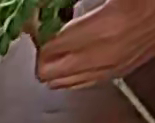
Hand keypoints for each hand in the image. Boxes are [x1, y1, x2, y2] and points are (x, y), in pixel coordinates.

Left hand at [33, 0, 154, 88]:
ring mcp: (114, 67)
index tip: (34, 12)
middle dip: (39, 45)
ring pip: (59, 81)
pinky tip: (77, 39)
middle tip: (46, 19)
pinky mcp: (120, 71)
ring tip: (61, 28)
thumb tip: (55, 4)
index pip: (47, 47)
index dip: (35, 27)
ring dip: (52, 57)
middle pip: (46, 73)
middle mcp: (108, 55)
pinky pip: (78, 81)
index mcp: (110, 25)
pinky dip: (69, 64)